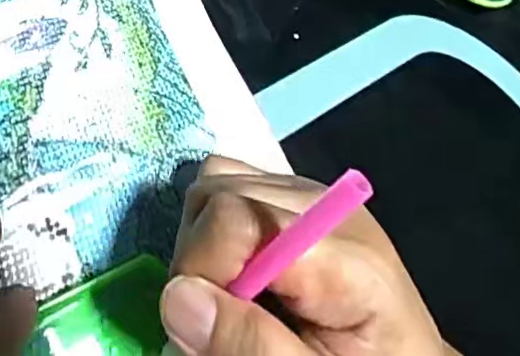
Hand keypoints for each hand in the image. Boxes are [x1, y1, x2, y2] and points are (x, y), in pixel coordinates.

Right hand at [162, 156, 446, 355]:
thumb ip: (251, 346)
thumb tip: (175, 297)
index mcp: (344, 253)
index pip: (237, 218)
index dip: (200, 270)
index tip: (199, 332)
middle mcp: (325, 203)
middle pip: (218, 193)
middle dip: (197, 261)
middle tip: (214, 328)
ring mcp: (308, 191)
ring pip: (216, 181)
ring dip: (203, 242)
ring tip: (231, 303)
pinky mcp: (293, 193)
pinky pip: (229, 182)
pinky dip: (217, 227)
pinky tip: (242, 274)